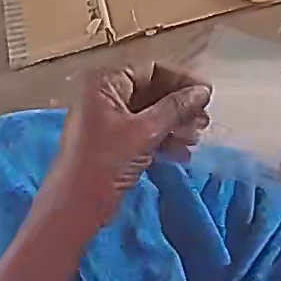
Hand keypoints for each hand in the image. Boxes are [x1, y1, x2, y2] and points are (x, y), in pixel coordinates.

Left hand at [41, 65, 211, 232]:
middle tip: (204, 121)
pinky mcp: (114, 143)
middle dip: (180, 107)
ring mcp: (109, 120)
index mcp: (105, 83)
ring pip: (151, 114)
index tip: (207, 94)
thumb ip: (175, 108)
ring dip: (175, 125)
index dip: (182, 81)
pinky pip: (144, 132)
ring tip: (195, 139)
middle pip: (153, 92)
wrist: (73, 210)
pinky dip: (163, 140)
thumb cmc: (104, 162)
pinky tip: (182, 153)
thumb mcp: (144, 132)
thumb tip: (203, 91)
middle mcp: (105, 96)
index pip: (151, 71)